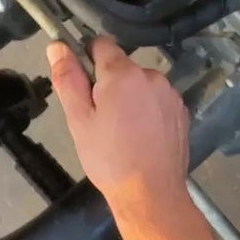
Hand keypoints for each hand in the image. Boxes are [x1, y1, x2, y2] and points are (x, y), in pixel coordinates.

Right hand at [47, 37, 190, 217]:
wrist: (151, 194)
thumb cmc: (109, 158)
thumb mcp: (79, 120)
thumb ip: (68, 78)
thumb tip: (57, 46)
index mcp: (123, 73)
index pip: (101, 44)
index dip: (88, 60)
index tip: (84, 86)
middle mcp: (151, 75)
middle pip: (122, 67)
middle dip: (110, 84)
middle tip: (100, 119)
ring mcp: (170, 93)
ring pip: (141, 84)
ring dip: (131, 97)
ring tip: (122, 131)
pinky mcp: (182, 111)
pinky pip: (157, 100)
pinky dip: (148, 110)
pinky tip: (142, 136)